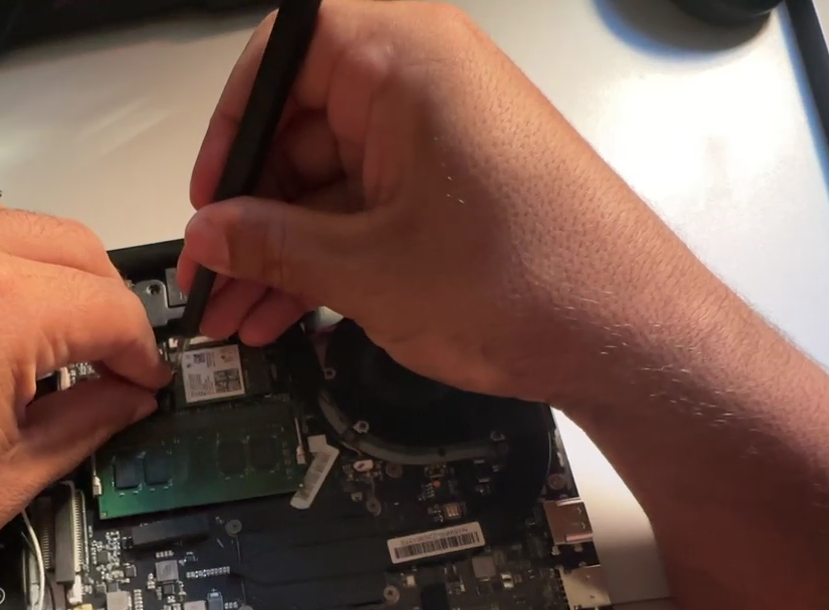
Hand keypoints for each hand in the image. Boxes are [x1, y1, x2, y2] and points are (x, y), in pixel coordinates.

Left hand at [0, 203, 167, 609]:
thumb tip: (131, 398)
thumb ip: (86, 423)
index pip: (109, 306)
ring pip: (17, 231)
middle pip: (73, 248)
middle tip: (113, 370)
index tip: (147, 387)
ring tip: (58, 355)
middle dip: (107, 308)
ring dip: (54, 284)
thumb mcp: (7, 482)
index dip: (142, 352)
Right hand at [177, 1, 732, 409]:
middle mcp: (420, 85)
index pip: (283, 55)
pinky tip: (280, 316)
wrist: (620, 333)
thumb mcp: (365, 269)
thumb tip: (208, 237)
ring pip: (323, 187)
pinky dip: (319, 264)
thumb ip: (272, 248)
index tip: (208, 200)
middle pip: (297, 132)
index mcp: (403, 59)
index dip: (232, 128)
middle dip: (247, 219)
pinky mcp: (445, 195)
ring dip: (275, 257)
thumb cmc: (516, 280)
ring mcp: (434, 143)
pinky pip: (359, 217)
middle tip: (212, 283)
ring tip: (235, 318)